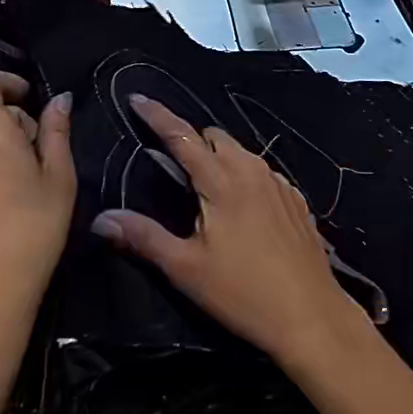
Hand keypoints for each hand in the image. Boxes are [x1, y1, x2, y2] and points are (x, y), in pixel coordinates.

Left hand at [0, 70, 74, 334]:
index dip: (1, 78)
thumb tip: (58, 99)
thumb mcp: (59, 178)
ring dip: (11, 150)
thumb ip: (57, 133)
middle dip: (20, 124)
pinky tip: (18, 207)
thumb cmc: (31, 231)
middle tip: (50, 158)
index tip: (30, 97)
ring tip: (39, 187)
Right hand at [90, 95, 365, 364]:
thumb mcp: (186, 269)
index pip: (182, 135)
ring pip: (241, 151)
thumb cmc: (243, 292)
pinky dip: (243, 175)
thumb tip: (101, 218)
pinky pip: (262, 171)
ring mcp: (278, 182)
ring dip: (217, 156)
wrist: (311, 314)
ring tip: (202, 185)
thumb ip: (143, 237)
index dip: (157, 115)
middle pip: (214, 136)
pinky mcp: (295, 198)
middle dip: (189, 139)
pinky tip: (240, 205)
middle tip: (170, 162)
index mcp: (222, 180)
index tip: (137, 99)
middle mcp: (252, 170)